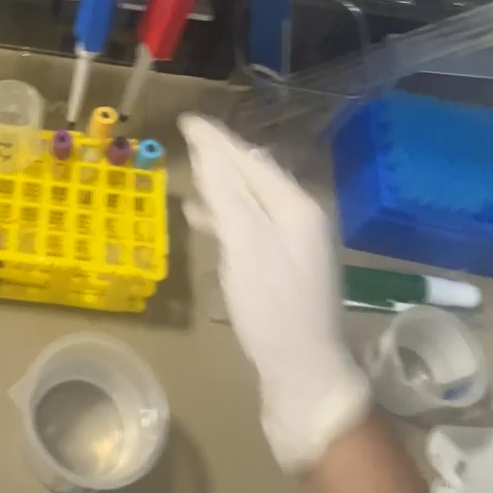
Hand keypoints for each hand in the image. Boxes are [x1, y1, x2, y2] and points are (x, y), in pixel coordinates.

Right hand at [179, 114, 370, 471]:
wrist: (306, 373)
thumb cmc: (272, 307)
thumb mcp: (244, 246)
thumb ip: (225, 194)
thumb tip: (206, 147)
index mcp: (295, 206)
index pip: (249, 158)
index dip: (216, 139)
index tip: (186, 119)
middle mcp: (300, 217)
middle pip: (254, 175)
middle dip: (220, 156)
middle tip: (186, 141)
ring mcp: (295, 243)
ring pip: (252, 199)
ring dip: (221, 185)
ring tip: (190, 176)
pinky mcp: (285, 265)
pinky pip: (252, 223)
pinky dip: (226, 214)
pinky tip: (204, 219)